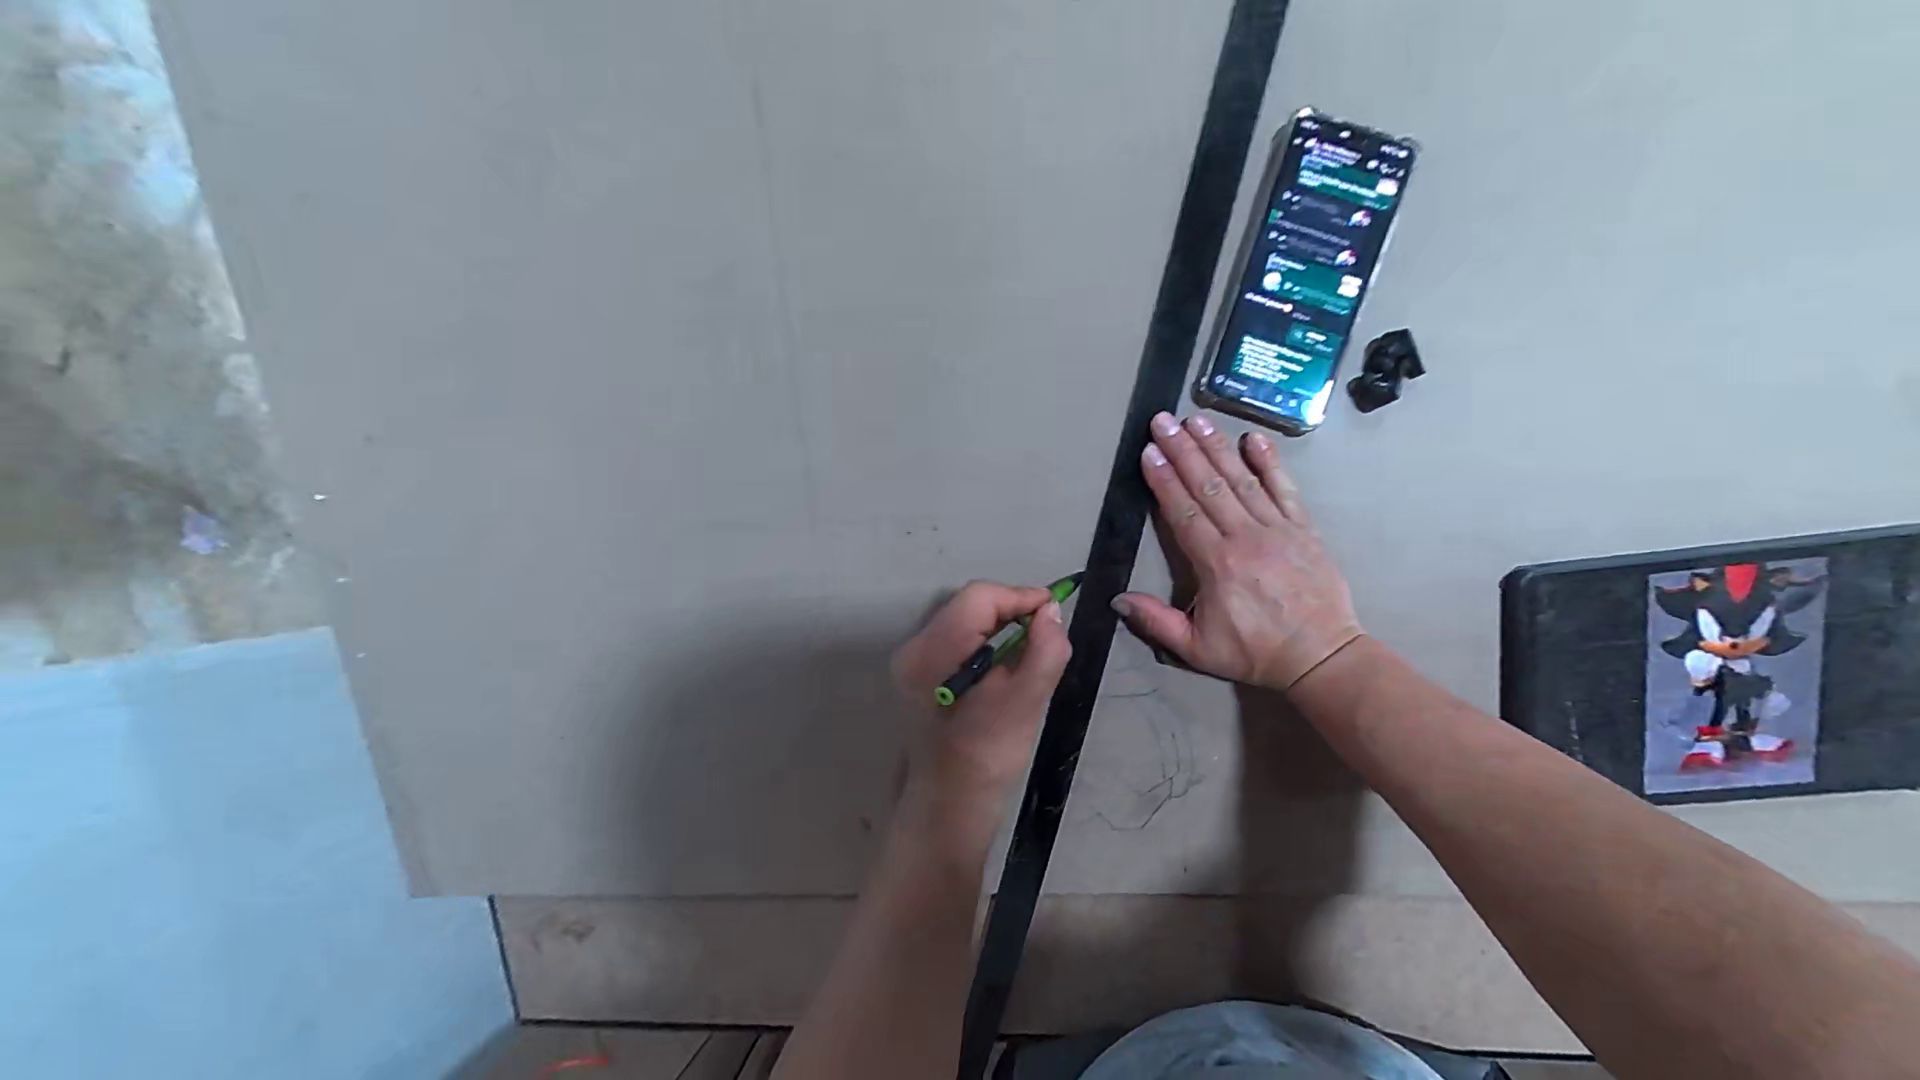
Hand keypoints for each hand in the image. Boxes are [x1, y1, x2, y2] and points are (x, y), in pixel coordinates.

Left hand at [891, 582, 1070, 807]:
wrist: (950, 805)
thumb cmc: (988, 756)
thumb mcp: (1027, 701)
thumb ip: (1045, 649)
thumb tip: (1050, 611)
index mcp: (934, 652)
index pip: (979, 598)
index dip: (1020, 596)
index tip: (1053, 610)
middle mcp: (914, 648)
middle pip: (968, 605)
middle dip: (1011, 609)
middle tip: (1045, 629)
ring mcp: (911, 661)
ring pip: (963, 619)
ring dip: (999, 624)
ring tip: (1031, 644)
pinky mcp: (918, 675)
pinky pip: (956, 639)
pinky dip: (985, 639)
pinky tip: (1006, 661)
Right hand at [1113, 411, 1361, 689]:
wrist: (1322, 656)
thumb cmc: (1255, 652)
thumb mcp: (1197, 649)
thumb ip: (1156, 622)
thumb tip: (1118, 599)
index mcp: (1217, 564)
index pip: (1184, 511)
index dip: (1164, 479)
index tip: (1149, 451)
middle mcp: (1246, 537)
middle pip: (1208, 485)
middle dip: (1183, 450)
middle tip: (1163, 420)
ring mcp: (1278, 528)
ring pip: (1242, 479)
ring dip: (1217, 447)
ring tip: (1196, 419)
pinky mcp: (1304, 528)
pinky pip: (1284, 488)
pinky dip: (1270, 462)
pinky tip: (1254, 438)